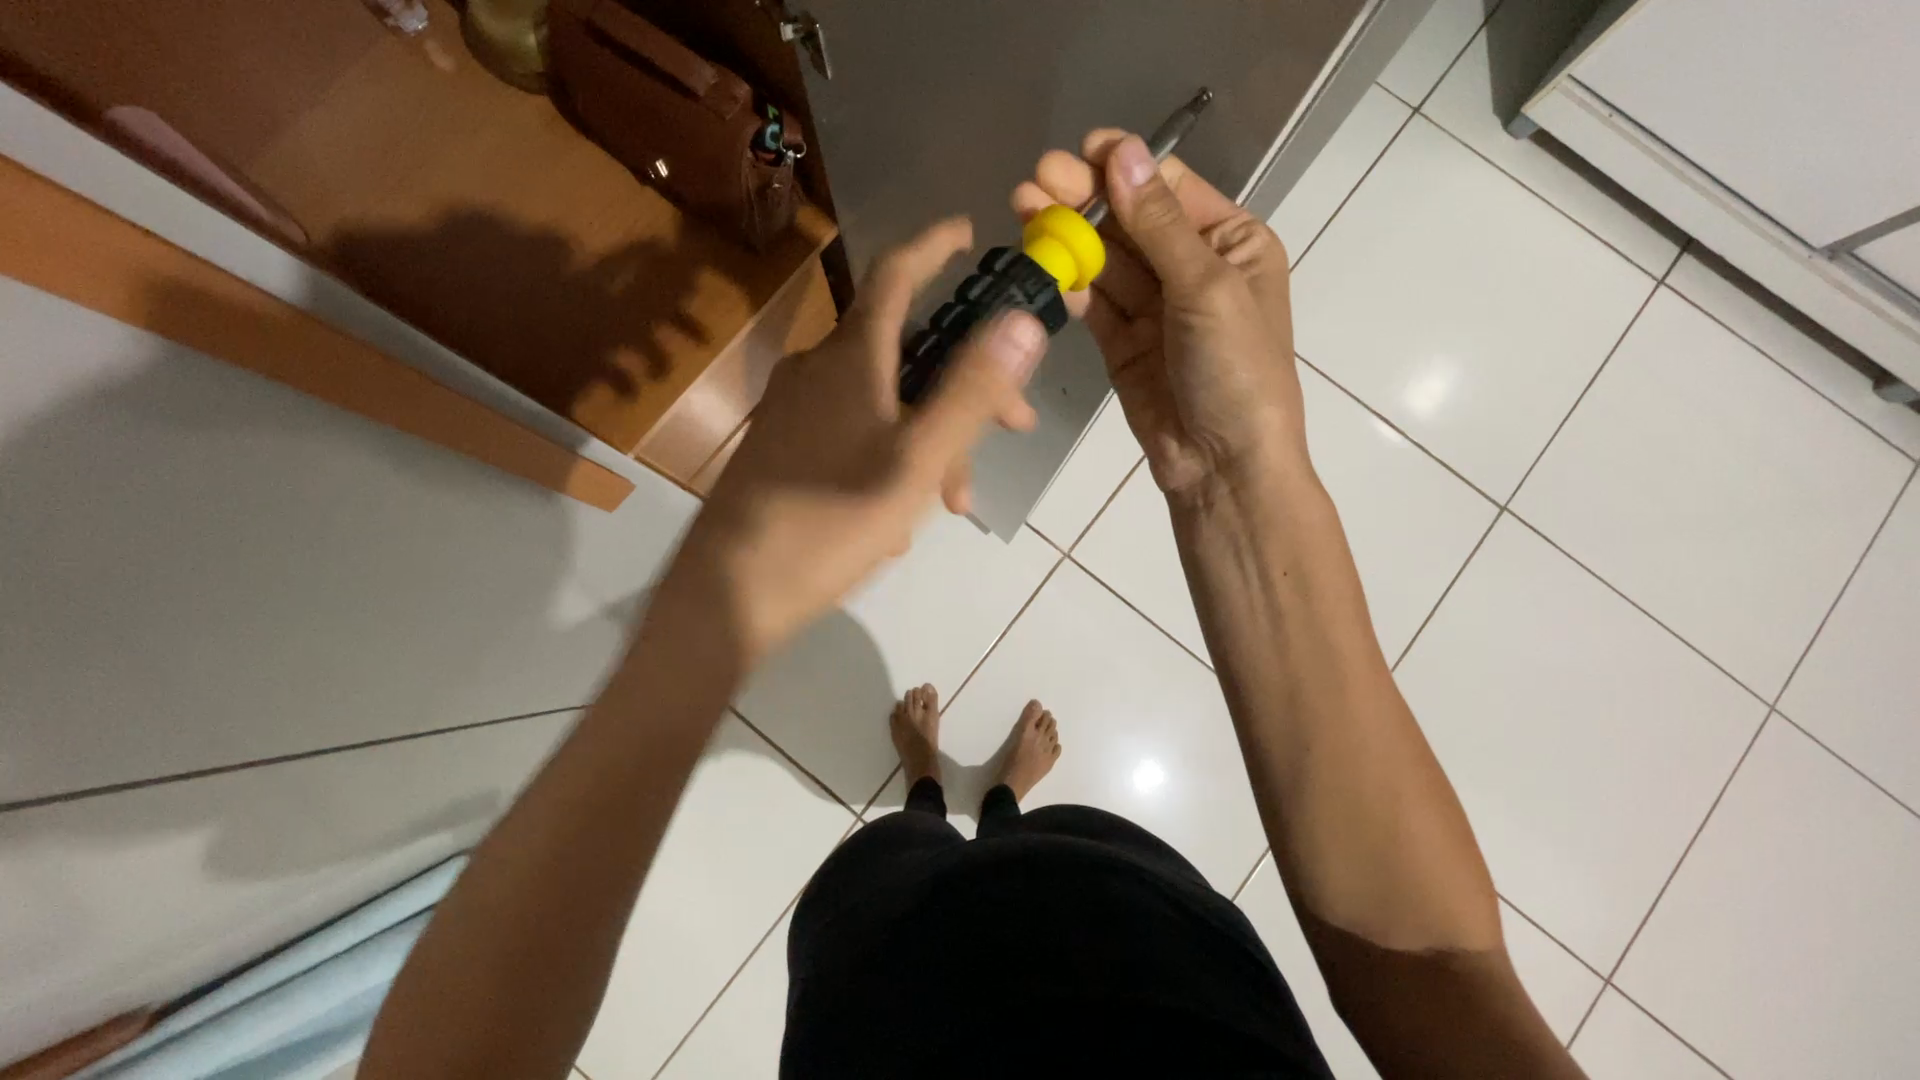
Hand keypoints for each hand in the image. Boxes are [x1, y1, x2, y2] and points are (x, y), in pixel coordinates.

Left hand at [664, 218, 1046, 658]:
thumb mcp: (918, 460)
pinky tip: (899, 516)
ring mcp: (794, 409)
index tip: (967, 231)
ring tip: (953, 501)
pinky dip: (890, 457)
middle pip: (904, 351)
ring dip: (931, 437)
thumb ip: (972, 390)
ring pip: (883, 402)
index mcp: (851, 358)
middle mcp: (818, 369)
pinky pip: (852, 432)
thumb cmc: (830, 523)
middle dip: (965, 382)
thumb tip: (1024, 319)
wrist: (731, 591)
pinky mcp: (782, 447)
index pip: (896, 274)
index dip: (935, 246)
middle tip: (1015, 425)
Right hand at [1014, 131, 1306, 500]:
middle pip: (1130, 221)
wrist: (1222, 465)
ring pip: (1106, 260)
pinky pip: (1094, 303)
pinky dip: (1069, 283)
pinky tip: (1040, 261)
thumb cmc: (1236, 370)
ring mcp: (1154, 308)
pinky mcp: (1122, 343)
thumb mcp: (1206, 290)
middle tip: (1036, 178)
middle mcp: (1192, 268)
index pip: (1170, 190)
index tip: (1079, 151)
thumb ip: (1158, 225)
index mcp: (1231, 243)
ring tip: (1023, 207)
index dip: (1124, 168)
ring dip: (1069, 236)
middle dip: (1085, 199)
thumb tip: (1123, 154)